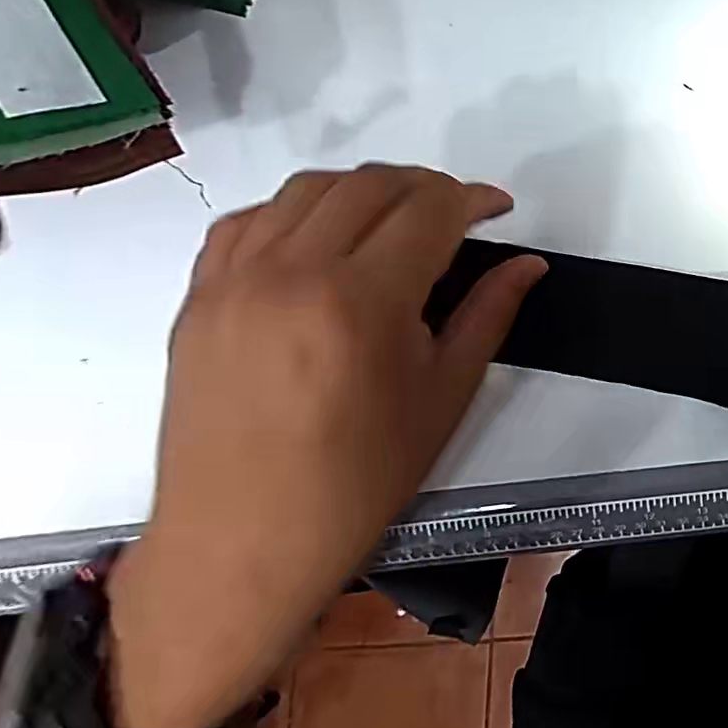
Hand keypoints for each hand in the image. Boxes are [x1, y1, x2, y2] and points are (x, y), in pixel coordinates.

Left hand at [106, 164, 545, 727]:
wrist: (243, 543)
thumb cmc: (363, 476)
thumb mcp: (447, 392)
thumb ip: (490, 311)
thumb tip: (528, 264)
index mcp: (362, 301)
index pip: (429, 210)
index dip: (473, 198)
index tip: (498, 208)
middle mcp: (292, 273)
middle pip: (371, 183)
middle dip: (428, 185)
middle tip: (459, 213)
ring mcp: (234, 281)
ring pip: (309, 187)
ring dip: (367, 188)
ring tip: (399, 219)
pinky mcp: (198, 297)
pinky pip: (251, 219)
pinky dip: (301, 210)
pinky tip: (327, 240)